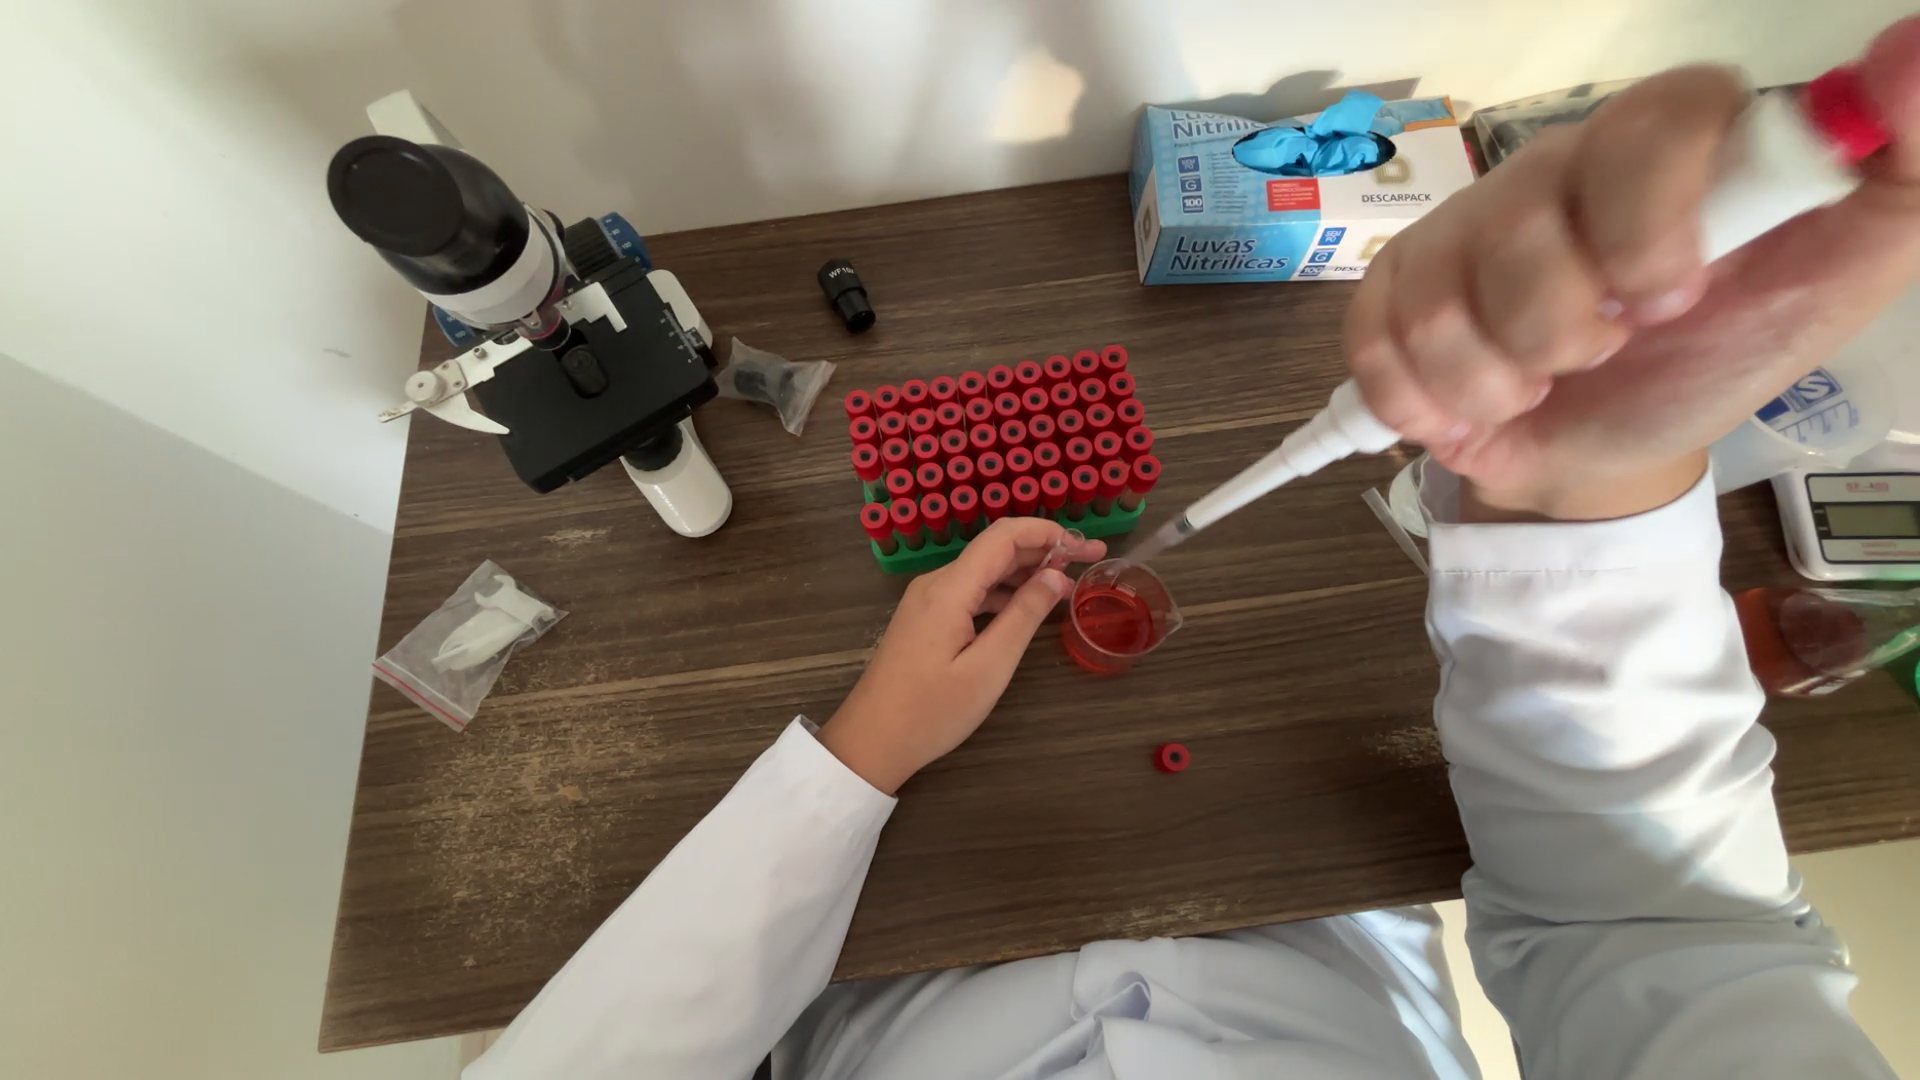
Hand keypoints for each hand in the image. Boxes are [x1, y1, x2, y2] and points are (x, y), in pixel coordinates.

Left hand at [819, 519, 1105, 793]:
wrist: (871, 741)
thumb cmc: (931, 711)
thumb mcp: (989, 667)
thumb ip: (1023, 616)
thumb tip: (1056, 576)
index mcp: (950, 588)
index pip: (1004, 536)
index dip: (1047, 532)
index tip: (1085, 544)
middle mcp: (936, 583)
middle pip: (996, 549)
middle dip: (1044, 549)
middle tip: (1091, 558)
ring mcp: (927, 600)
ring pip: (984, 570)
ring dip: (1026, 570)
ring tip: (1069, 582)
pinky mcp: (926, 618)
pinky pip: (970, 591)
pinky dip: (1004, 592)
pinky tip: (1028, 605)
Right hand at [1347, 17, 1919, 519]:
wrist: (1588, 455)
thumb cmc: (1700, 369)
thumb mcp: (1839, 281)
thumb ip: (1908, 170)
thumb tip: (1911, 49)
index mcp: (1652, 150)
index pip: (1643, 129)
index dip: (1647, 226)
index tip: (1667, 302)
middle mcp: (1535, 178)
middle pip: (1516, 237)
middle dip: (1559, 338)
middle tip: (1590, 361)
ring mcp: (1442, 240)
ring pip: (1437, 311)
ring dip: (1492, 386)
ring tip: (1527, 392)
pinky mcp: (1376, 301)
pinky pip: (1375, 351)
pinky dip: (1423, 404)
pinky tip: (1459, 407)